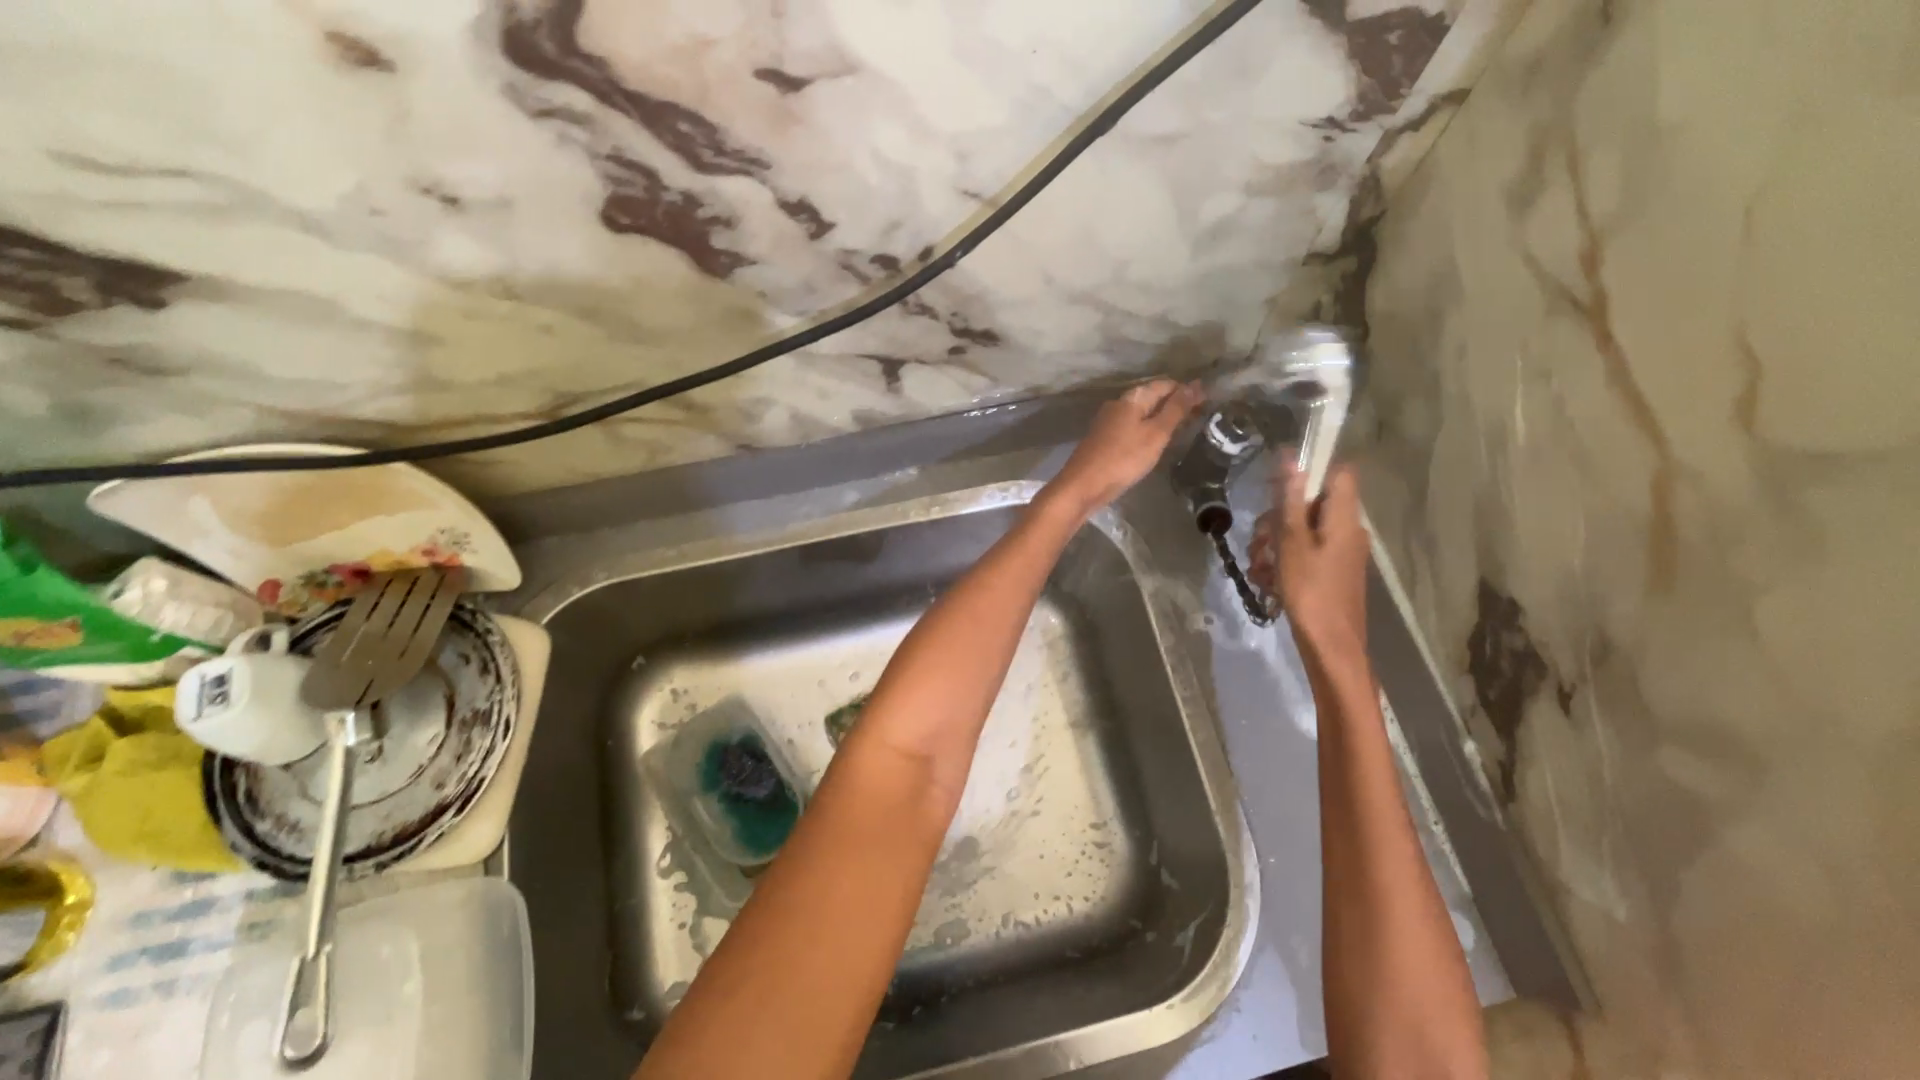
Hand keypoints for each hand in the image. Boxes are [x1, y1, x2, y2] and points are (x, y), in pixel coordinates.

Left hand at [1046, 380, 1203, 516]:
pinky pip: (1132, 426)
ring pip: (1141, 412)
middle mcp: (1118, 404)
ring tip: (1183, 427)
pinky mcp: (1104, 439)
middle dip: (1174, 402)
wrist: (1083, 486)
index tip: (1207, 399)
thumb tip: (1195, 384)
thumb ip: (1175, 409)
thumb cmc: (1123, 458)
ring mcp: (1108, 421)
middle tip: (1199, 414)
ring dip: (1161, 416)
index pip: (1164, 384)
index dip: (1186, 390)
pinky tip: (1156, 440)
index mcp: (1132, 398)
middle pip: (1151, 396)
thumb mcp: (1156, 433)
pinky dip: (1147, 428)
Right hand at [1248, 457, 1368, 657]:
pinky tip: (1265, 581)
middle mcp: (1347, 529)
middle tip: (1259, 540)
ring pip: (1302, 531)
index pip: (1338, 472)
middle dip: (1278, 517)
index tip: (1277, 487)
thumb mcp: (1292, 542)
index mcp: (1344, 517)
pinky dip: (1283, 562)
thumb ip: (1291, 500)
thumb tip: (1292, 458)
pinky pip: (1304, 554)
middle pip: (1311, 504)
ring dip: (1274, 544)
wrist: (1330, 646)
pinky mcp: (1330, 573)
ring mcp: (1339, 553)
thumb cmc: (1311, 591)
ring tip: (1257, 567)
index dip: (1310, 471)